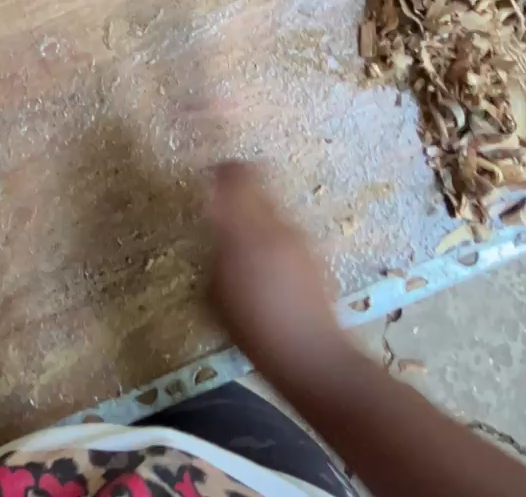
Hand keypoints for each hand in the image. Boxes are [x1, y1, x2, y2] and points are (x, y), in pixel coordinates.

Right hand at [206, 162, 357, 392]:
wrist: (312, 357)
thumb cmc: (253, 329)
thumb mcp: (214, 293)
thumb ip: (214, 254)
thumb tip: (215, 236)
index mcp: (243, 230)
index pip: (234, 176)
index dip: (220, 169)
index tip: (208, 175)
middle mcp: (274, 225)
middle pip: (258, 182)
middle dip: (239, 188)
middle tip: (223, 205)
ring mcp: (300, 239)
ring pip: (274, 207)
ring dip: (258, 213)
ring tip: (246, 244)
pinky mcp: (317, 256)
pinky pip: (288, 231)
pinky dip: (275, 235)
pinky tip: (269, 268)